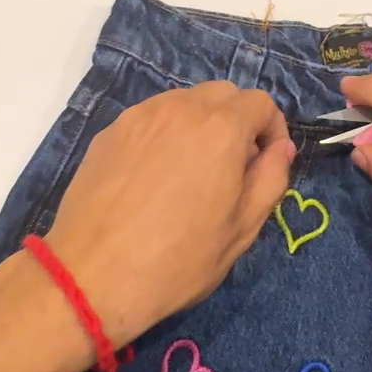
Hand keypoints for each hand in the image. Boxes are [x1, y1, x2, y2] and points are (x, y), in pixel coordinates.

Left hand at [44, 81, 294, 343]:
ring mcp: (141, 116)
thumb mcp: (241, 229)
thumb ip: (271, 179)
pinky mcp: (111, 131)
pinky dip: (165, 135)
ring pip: (185, 102)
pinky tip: (153, 178)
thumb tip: (280, 148)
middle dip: (237, 122)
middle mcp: (182, 107)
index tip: (266, 164)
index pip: (261, 103)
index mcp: (221, 127)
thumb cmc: (177, 259)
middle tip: (232, 168)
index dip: (273, 130)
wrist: (90, 277)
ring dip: (200, 125)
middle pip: (223, 95)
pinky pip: (151, 119)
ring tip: (190, 173)